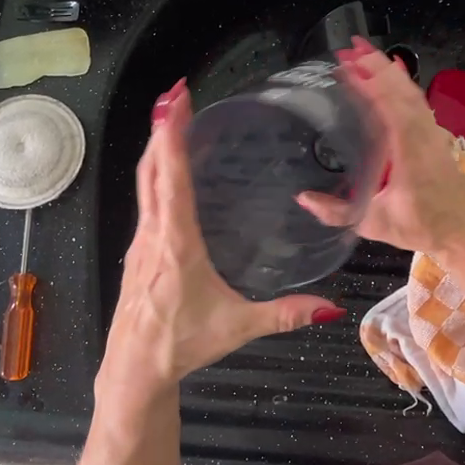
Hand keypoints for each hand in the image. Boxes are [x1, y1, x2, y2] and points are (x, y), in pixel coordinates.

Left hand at [101, 79, 345, 397]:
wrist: (134, 369)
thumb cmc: (182, 343)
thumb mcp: (236, 327)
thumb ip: (284, 315)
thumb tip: (330, 308)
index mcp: (176, 242)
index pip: (172, 178)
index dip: (173, 136)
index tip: (176, 101)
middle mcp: (153, 233)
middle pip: (151, 170)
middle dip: (162, 129)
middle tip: (175, 95)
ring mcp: (139, 242)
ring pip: (143, 183)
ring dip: (155, 149)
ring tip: (170, 120)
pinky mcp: (137, 252)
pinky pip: (144, 200)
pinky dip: (153, 173)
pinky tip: (164, 172)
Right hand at [298, 38, 464, 258]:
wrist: (460, 232)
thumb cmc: (418, 227)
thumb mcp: (372, 223)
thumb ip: (335, 213)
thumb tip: (302, 197)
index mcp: (409, 152)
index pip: (391, 108)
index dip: (370, 84)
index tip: (348, 67)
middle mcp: (423, 135)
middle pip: (401, 91)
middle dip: (374, 67)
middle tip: (347, 50)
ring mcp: (431, 132)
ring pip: (411, 92)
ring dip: (387, 70)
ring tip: (361, 53)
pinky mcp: (434, 134)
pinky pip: (418, 100)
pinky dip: (403, 81)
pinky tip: (392, 68)